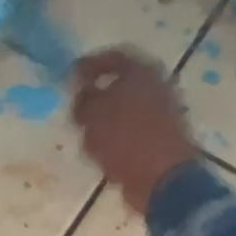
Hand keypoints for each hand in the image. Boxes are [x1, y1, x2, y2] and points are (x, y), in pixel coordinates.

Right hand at [71, 47, 199, 214]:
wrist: (162, 178)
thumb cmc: (126, 138)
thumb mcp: (94, 115)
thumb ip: (84, 100)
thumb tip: (82, 94)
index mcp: (141, 72)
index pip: (113, 58)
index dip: (90, 65)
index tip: (72, 76)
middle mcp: (157, 87)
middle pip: (123, 84)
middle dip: (99, 94)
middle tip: (79, 105)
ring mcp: (163, 114)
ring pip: (128, 110)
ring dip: (108, 119)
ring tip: (88, 132)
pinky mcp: (163, 139)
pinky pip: (133, 132)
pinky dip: (118, 138)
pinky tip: (104, 150)